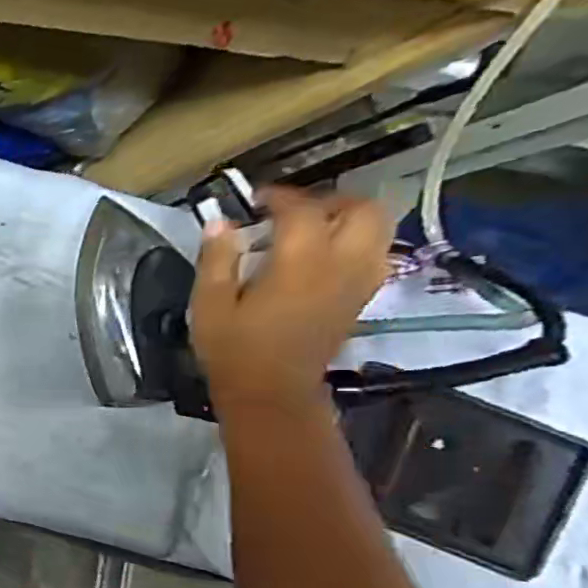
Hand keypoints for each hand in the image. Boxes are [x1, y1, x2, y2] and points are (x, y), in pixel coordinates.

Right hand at [190, 186, 391, 411]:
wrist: (270, 390)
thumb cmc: (232, 347)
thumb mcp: (208, 304)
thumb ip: (216, 259)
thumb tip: (219, 223)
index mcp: (300, 265)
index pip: (301, 211)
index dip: (278, 197)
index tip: (252, 199)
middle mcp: (341, 265)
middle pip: (361, 210)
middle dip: (328, 201)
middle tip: (291, 211)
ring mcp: (359, 280)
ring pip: (378, 228)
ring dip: (347, 218)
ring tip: (310, 229)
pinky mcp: (362, 295)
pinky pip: (375, 252)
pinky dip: (355, 241)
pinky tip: (323, 254)